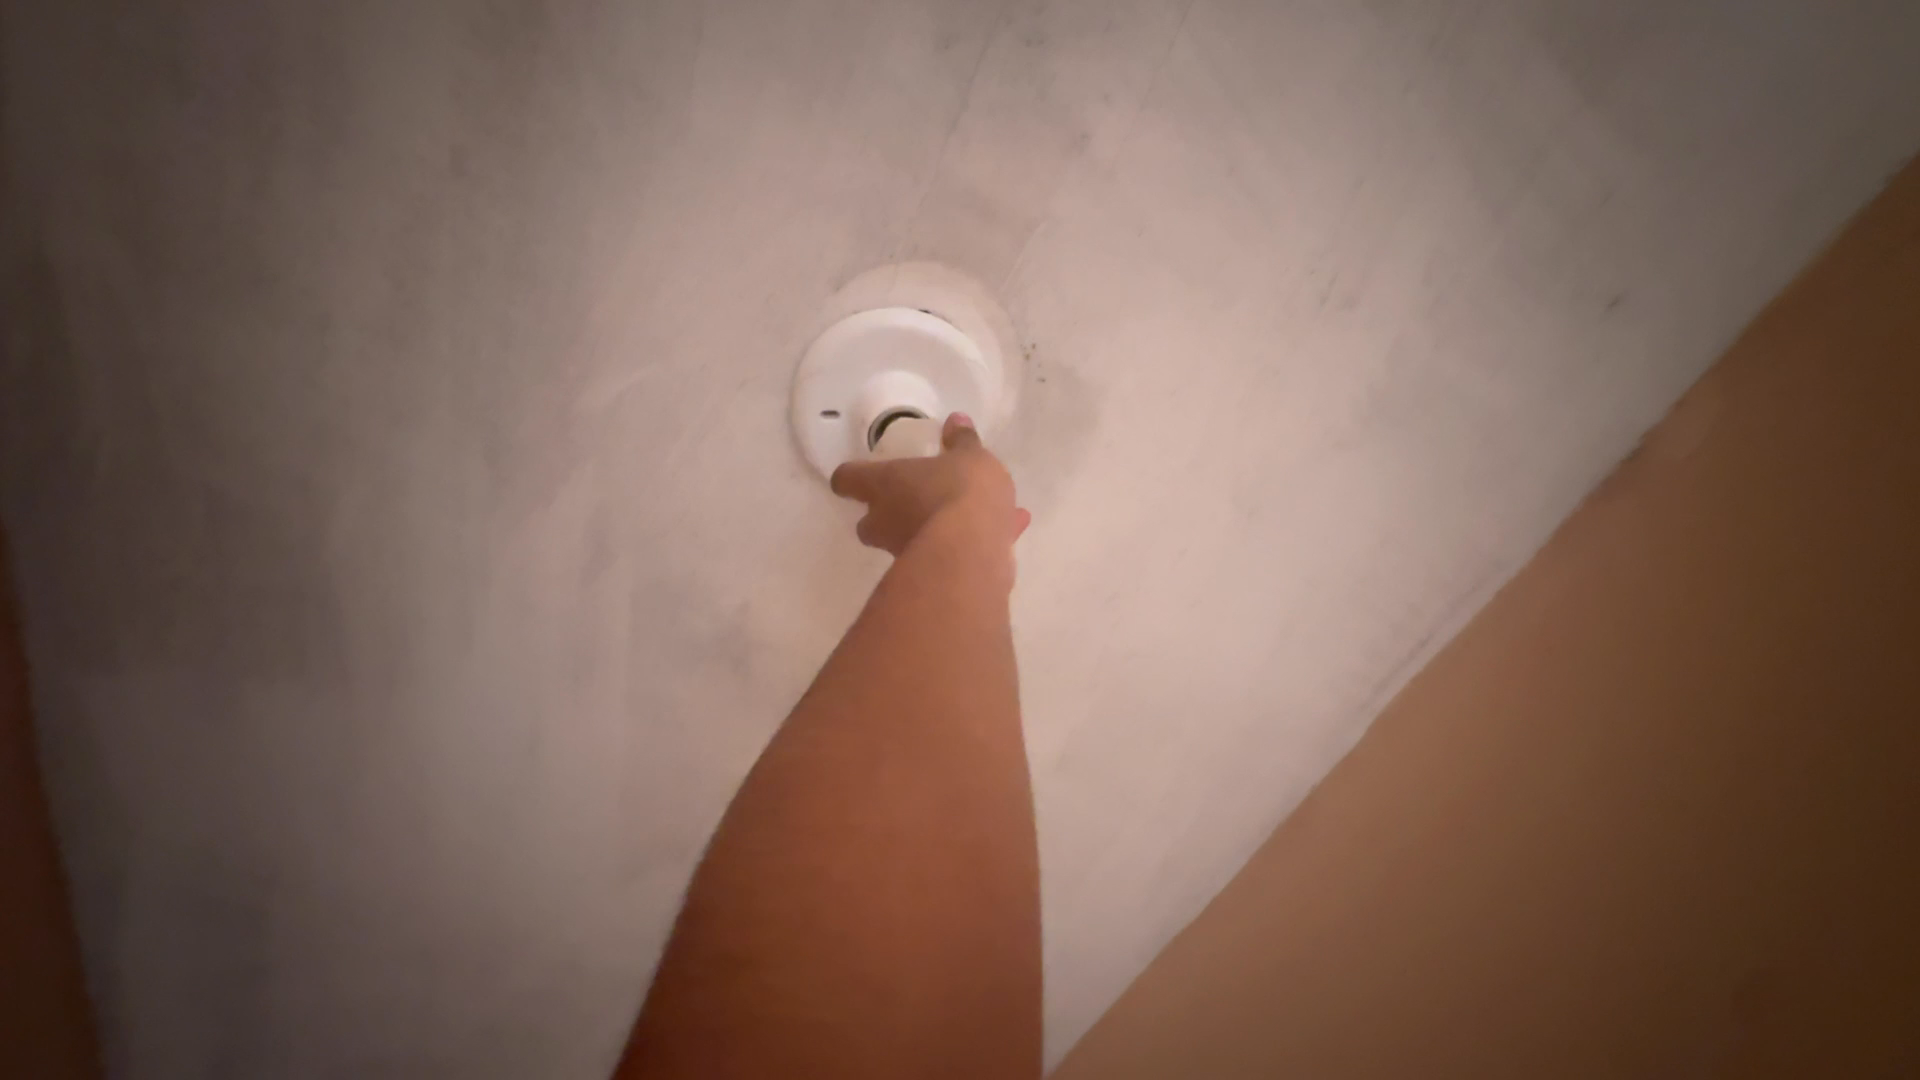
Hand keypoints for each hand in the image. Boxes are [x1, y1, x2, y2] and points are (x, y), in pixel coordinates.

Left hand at [829, 413, 1030, 556]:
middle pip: (869, 523)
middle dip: (885, 516)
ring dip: (935, 528)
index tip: (852, 476)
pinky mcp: (933, 576)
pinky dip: (972, 544)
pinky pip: (951, 553)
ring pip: (910, 540)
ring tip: (976, 516)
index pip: (847, 479)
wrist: (972, 550)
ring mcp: (906, 553)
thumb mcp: (969, 456)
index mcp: (884, 484)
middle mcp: (886, 521)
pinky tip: (1006, 533)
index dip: (849, 477)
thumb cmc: (959, 490)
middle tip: (909, 502)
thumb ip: (962, 441)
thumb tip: (956, 421)